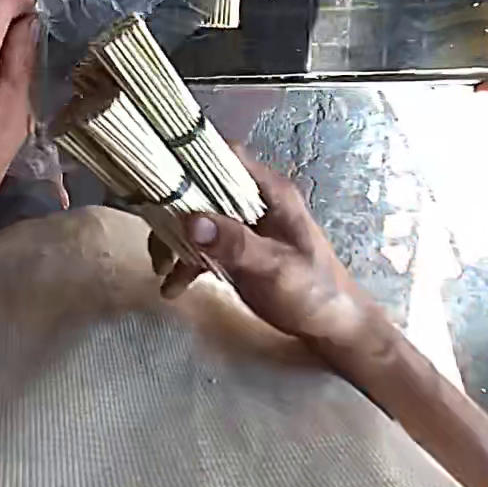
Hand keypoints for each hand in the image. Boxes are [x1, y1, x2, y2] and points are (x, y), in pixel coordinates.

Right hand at [158, 150, 382, 347]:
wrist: (334, 330)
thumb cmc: (315, 293)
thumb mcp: (276, 268)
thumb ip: (235, 243)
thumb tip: (190, 220)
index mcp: (268, 191)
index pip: (225, 155)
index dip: (191, 155)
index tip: (158, 169)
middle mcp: (251, 201)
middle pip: (200, 187)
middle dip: (172, 208)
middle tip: (153, 229)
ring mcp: (241, 226)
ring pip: (194, 218)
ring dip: (173, 239)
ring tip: (160, 267)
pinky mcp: (233, 250)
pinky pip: (199, 247)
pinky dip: (183, 263)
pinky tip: (171, 287)